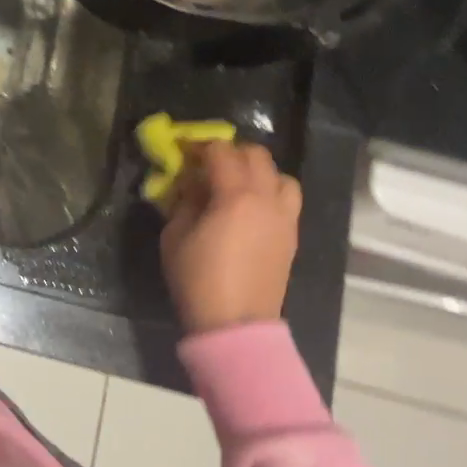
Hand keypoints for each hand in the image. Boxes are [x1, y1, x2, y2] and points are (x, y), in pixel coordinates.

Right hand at [159, 140, 301, 333]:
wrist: (235, 321)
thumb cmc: (197, 277)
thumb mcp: (174, 234)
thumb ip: (184, 201)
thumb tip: (191, 184)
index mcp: (236, 196)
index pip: (222, 152)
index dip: (200, 145)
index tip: (182, 150)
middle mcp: (267, 200)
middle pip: (257, 156)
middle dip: (230, 152)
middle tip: (206, 163)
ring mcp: (285, 218)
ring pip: (280, 176)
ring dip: (257, 171)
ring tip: (234, 183)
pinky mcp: (291, 236)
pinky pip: (286, 199)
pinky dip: (269, 191)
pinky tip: (247, 207)